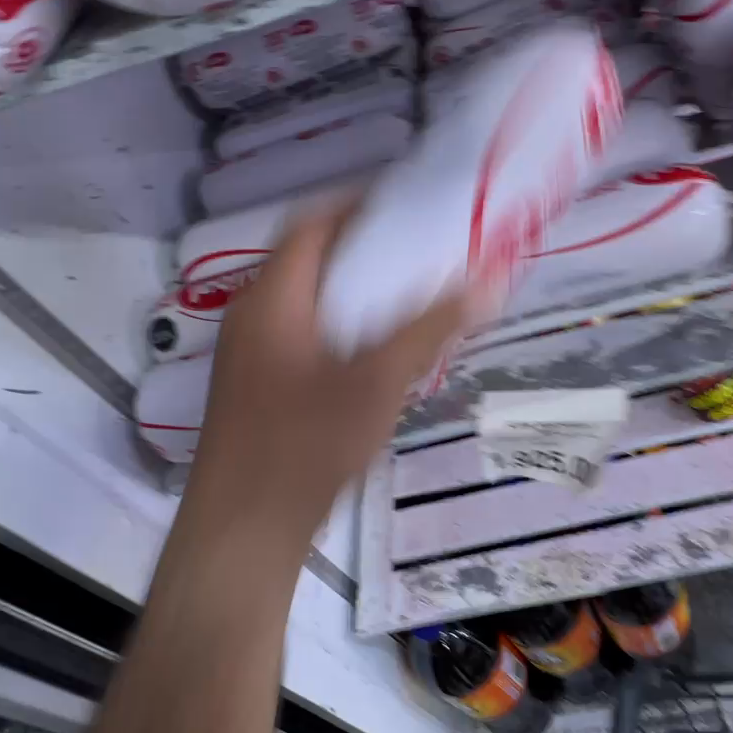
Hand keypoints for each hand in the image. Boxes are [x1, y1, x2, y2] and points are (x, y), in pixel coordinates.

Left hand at [188, 186, 466, 537]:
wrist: (243, 528)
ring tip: (413, 298)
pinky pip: (306, 338)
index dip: (359, 204)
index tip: (411, 203)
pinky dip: (344, 330)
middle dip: (368, 251)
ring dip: (357, 295)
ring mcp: (252, 355)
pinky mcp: (258, 389)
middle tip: (424, 252)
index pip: (312, 224)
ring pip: (311, 304)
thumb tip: (488, 280)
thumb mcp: (377, 381)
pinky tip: (381, 354)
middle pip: (312, 262)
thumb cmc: (305, 445)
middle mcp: (254, 316)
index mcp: (273, 298)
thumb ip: (430, 328)